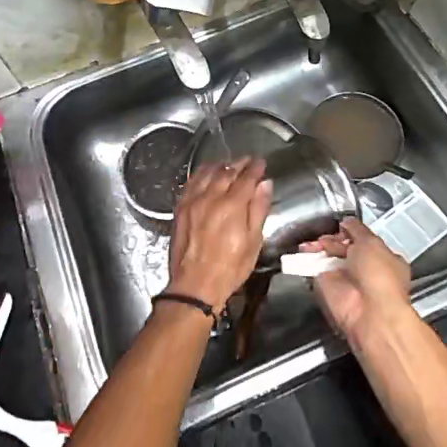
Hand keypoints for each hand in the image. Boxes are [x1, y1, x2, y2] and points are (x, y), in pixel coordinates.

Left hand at [164, 157, 271, 310]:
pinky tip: (206, 175)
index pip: (246, 178)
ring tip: (229, 165)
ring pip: (207, 173)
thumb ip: (258, 209)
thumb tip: (265, 184)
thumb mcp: (253, 242)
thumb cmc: (230, 268)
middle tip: (247, 161)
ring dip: (220, 166)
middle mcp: (210, 198)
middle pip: (226, 172)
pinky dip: (201, 174)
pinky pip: (191, 182)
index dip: (255, 168)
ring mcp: (193, 201)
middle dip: (239, 164)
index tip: (261, 162)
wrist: (195, 285)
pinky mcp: (180, 208)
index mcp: (232, 206)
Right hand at [299, 218, 411, 343]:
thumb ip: (357, 229)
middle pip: (344, 246)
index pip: (364, 240)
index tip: (341, 225)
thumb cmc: (378, 274)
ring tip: (314, 244)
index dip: (352, 231)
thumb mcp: (372, 243)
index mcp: (383, 258)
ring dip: (320, 246)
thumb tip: (346, 221)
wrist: (368, 312)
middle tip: (325, 237)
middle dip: (333, 239)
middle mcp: (365, 268)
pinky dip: (309, 258)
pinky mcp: (328, 287)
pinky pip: (316, 268)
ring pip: (329, 256)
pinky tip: (304, 250)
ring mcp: (345, 278)